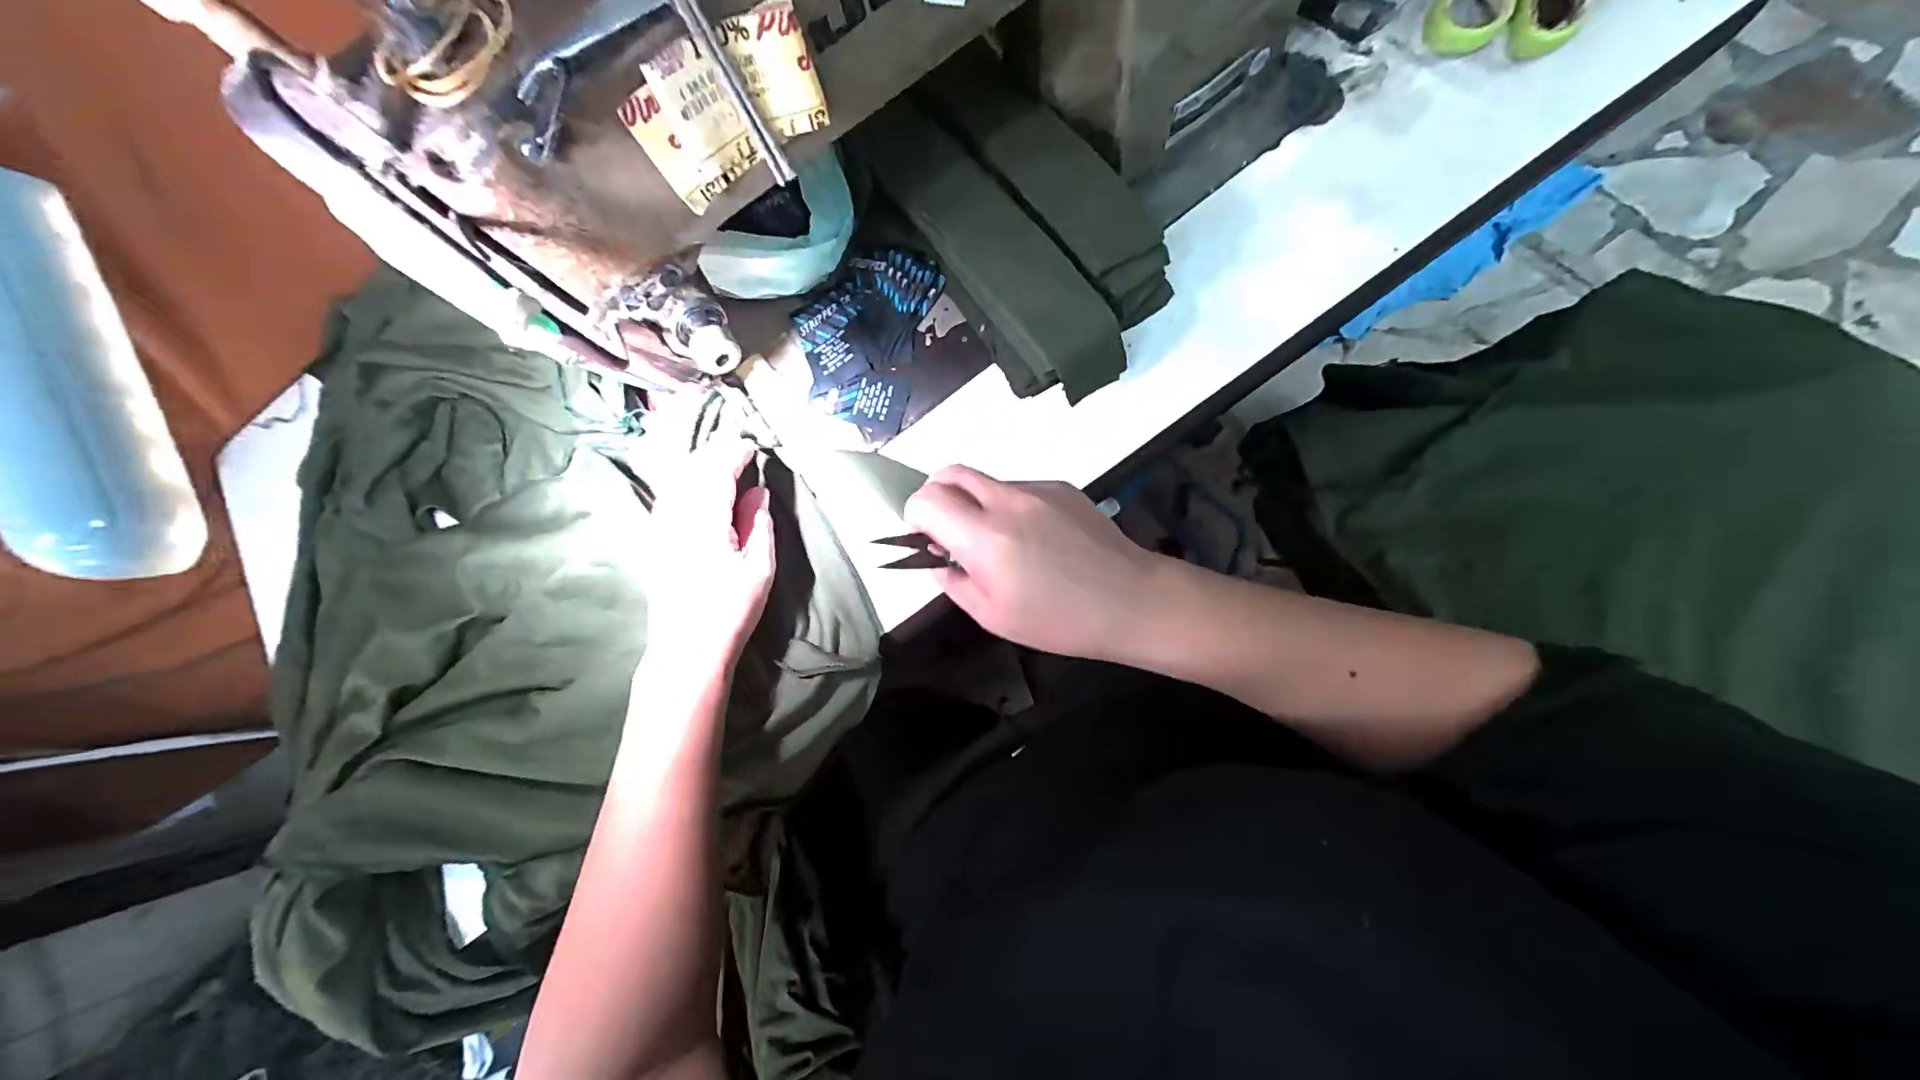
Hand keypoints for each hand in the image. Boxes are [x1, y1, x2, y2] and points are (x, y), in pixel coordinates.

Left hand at [646, 435, 776, 670]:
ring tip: (719, 459)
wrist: (686, 648)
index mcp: (704, 519)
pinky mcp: (654, 539)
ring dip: (698, 464)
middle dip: (714, 453)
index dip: (734, 453)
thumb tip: (757, 492)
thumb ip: (757, 523)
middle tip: (736, 446)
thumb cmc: (730, 610)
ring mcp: (660, 526)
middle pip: (692, 469)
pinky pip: (669, 495)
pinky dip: (685, 480)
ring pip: (676, 480)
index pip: (717, 471)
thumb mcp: (758, 567)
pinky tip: (695, 484)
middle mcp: (676, 515)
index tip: (751, 446)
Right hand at [903, 466, 1163, 660]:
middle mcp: (1008, 502)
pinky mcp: (1062, 487)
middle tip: (945, 526)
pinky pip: (1019, 488)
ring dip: (976, 503)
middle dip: (935, 494)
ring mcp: (1038, 490)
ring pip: (986, 481)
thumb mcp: (994, 616)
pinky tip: (1035, 539)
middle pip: (950, 472)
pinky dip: (1010, 506)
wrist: (1131, 601)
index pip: (927, 499)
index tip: (926, 537)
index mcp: (986, 537)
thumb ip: (954, 582)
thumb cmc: (1060, 620)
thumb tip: (937, 560)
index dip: (915, 516)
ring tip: (1001, 543)